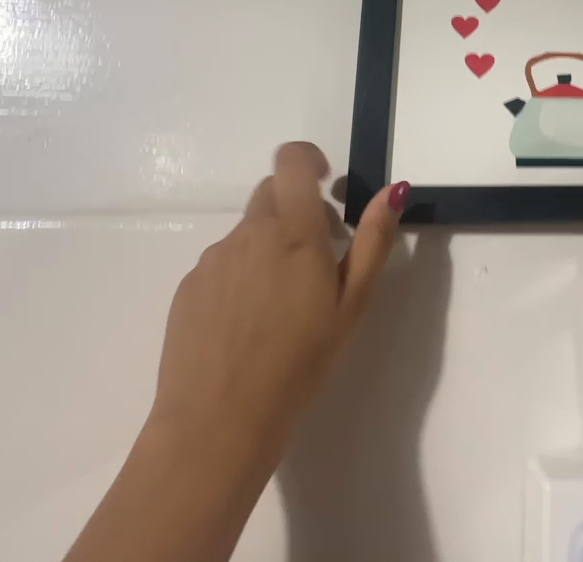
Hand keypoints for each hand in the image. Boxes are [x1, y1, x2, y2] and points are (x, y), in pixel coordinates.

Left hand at [148, 142, 406, 451]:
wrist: (217, 423)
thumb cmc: (300, 362)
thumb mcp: (352, 303)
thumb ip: (373, 239)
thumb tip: (393, 189)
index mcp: (292, 232)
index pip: (291, 160)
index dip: (309, 159)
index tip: (326, 186)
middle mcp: (247, 234)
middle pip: (271, 194)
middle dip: (298, 210)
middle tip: (319, 257)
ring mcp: (212, 260)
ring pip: (248, 232)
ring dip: (270, 247)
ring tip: (283, 305)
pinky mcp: (189, 287)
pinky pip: (224, 263)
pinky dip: (243, 275)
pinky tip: (250, 324)